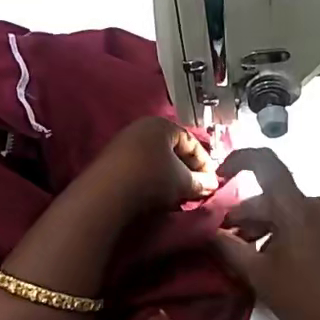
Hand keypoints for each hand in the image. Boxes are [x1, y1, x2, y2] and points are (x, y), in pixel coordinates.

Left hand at [68, 116, 218, 223]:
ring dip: (168, 175)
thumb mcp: (183, 181)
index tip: (212, 182)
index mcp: (161, 124)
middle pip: (171, 148)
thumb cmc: (152, 178)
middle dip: (186, 169)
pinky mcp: (110, 159)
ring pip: (155, 158)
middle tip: (196, 189)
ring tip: (176, 195)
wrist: (107, 192)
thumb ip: (200, 181)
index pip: (191, 141)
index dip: (205, 163)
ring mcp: (123, 142)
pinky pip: (139, 166)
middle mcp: (141, 127)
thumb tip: (212, 184)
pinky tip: (154, 195)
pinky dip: (151, 178)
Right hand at [211, 148, 319, 319]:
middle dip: (243, 214)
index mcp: (295, 208)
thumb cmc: (311, 303)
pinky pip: (301, 225)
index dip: (238, 159)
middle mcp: (315, 205)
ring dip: (261, 228)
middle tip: (222, 240)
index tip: (219, 175)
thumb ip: (230, 249)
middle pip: (270, 196)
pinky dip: (280, 236)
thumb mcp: (261, 278)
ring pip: (285, 213)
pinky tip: (270, 265)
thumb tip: (209, 231)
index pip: (264, 162)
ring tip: (243, 258)